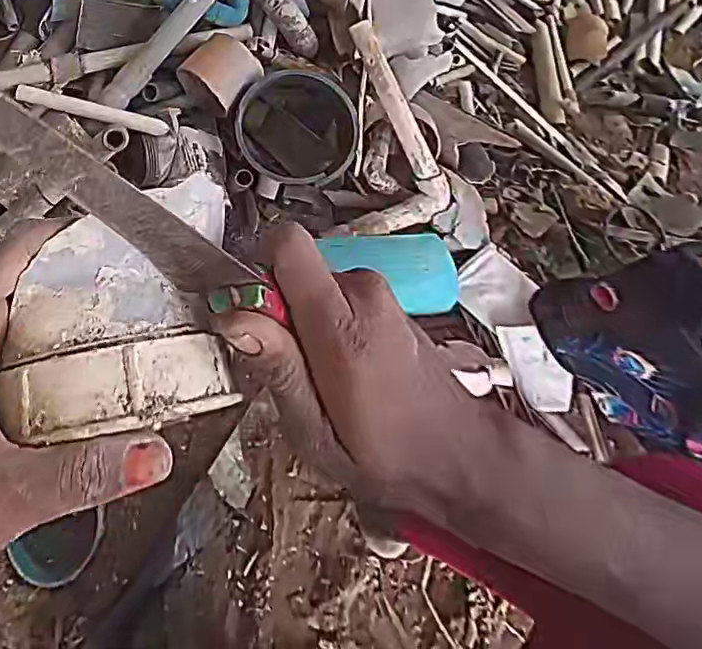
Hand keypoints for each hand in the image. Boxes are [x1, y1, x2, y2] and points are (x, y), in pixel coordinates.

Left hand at [0, 220, 174, 592]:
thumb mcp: (9, 494)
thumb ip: (80, 474)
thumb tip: (152, 452)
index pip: (7, 256)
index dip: (53, 233)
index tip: (101, 231)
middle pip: (17, 267)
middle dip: (68, 257)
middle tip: (123, 264)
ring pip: (17, 294)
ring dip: (61, 285)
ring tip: (115, 291)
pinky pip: (19, 323)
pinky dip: (53, 317)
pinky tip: (87, 341)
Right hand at [212, 222, 505, 524]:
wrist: (467, 458)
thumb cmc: (388, 456)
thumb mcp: (316, 432)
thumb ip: (277, 367)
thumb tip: (234, 318)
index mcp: (343, 324)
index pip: (287, 243)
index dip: (257, 266)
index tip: (254, 313)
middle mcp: (364, 292)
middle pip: (294, 267)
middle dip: (278, 304)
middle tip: (291, 360)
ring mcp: (379, 292)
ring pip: (311, 282)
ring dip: (302, 316)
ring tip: (321, 369)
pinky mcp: (386, 297)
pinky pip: (334, 291)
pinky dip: (326, 318)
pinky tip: (344, 363)